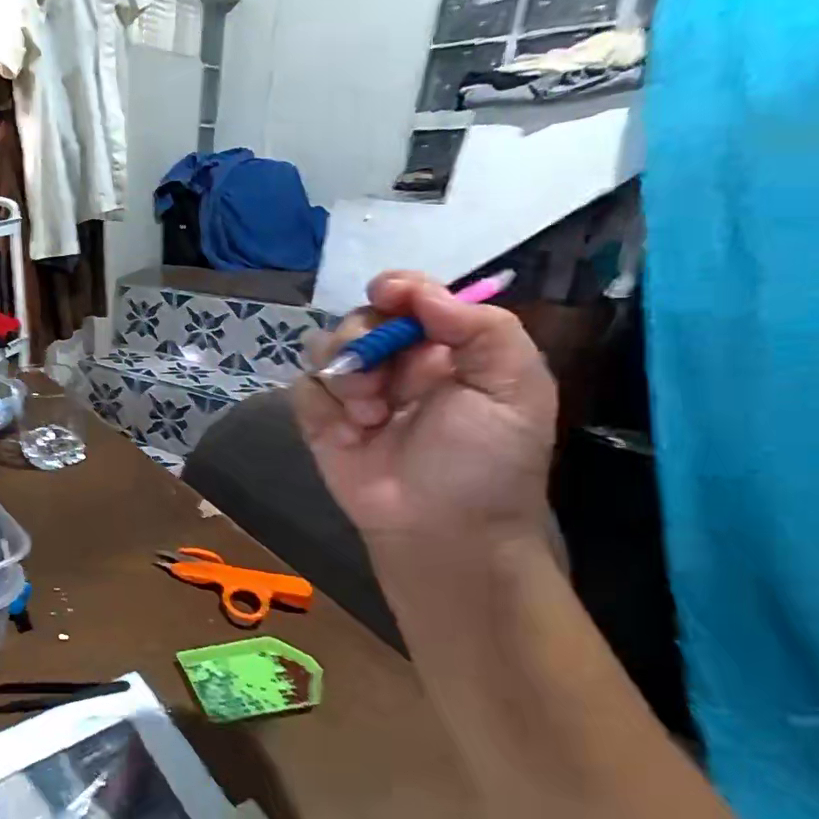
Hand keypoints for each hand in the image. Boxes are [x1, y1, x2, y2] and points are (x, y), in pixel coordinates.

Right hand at [291, 272, 557, 548]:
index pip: (413, 298)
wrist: (442, 531)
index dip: (398, 288)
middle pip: (360, 317)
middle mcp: (397, 363)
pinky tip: (348, 431)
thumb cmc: (487, 462)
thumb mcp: (515, 389)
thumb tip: (417, 291)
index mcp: (445, 349)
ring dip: (344, 372)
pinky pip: (303, 386)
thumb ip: (482, 329)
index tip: (388, 293)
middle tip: (381, 374)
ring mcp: (355, 391)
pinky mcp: (320, 418)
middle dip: (364, 336)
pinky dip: (321, 403)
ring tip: (368, 412)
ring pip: (324, 346)